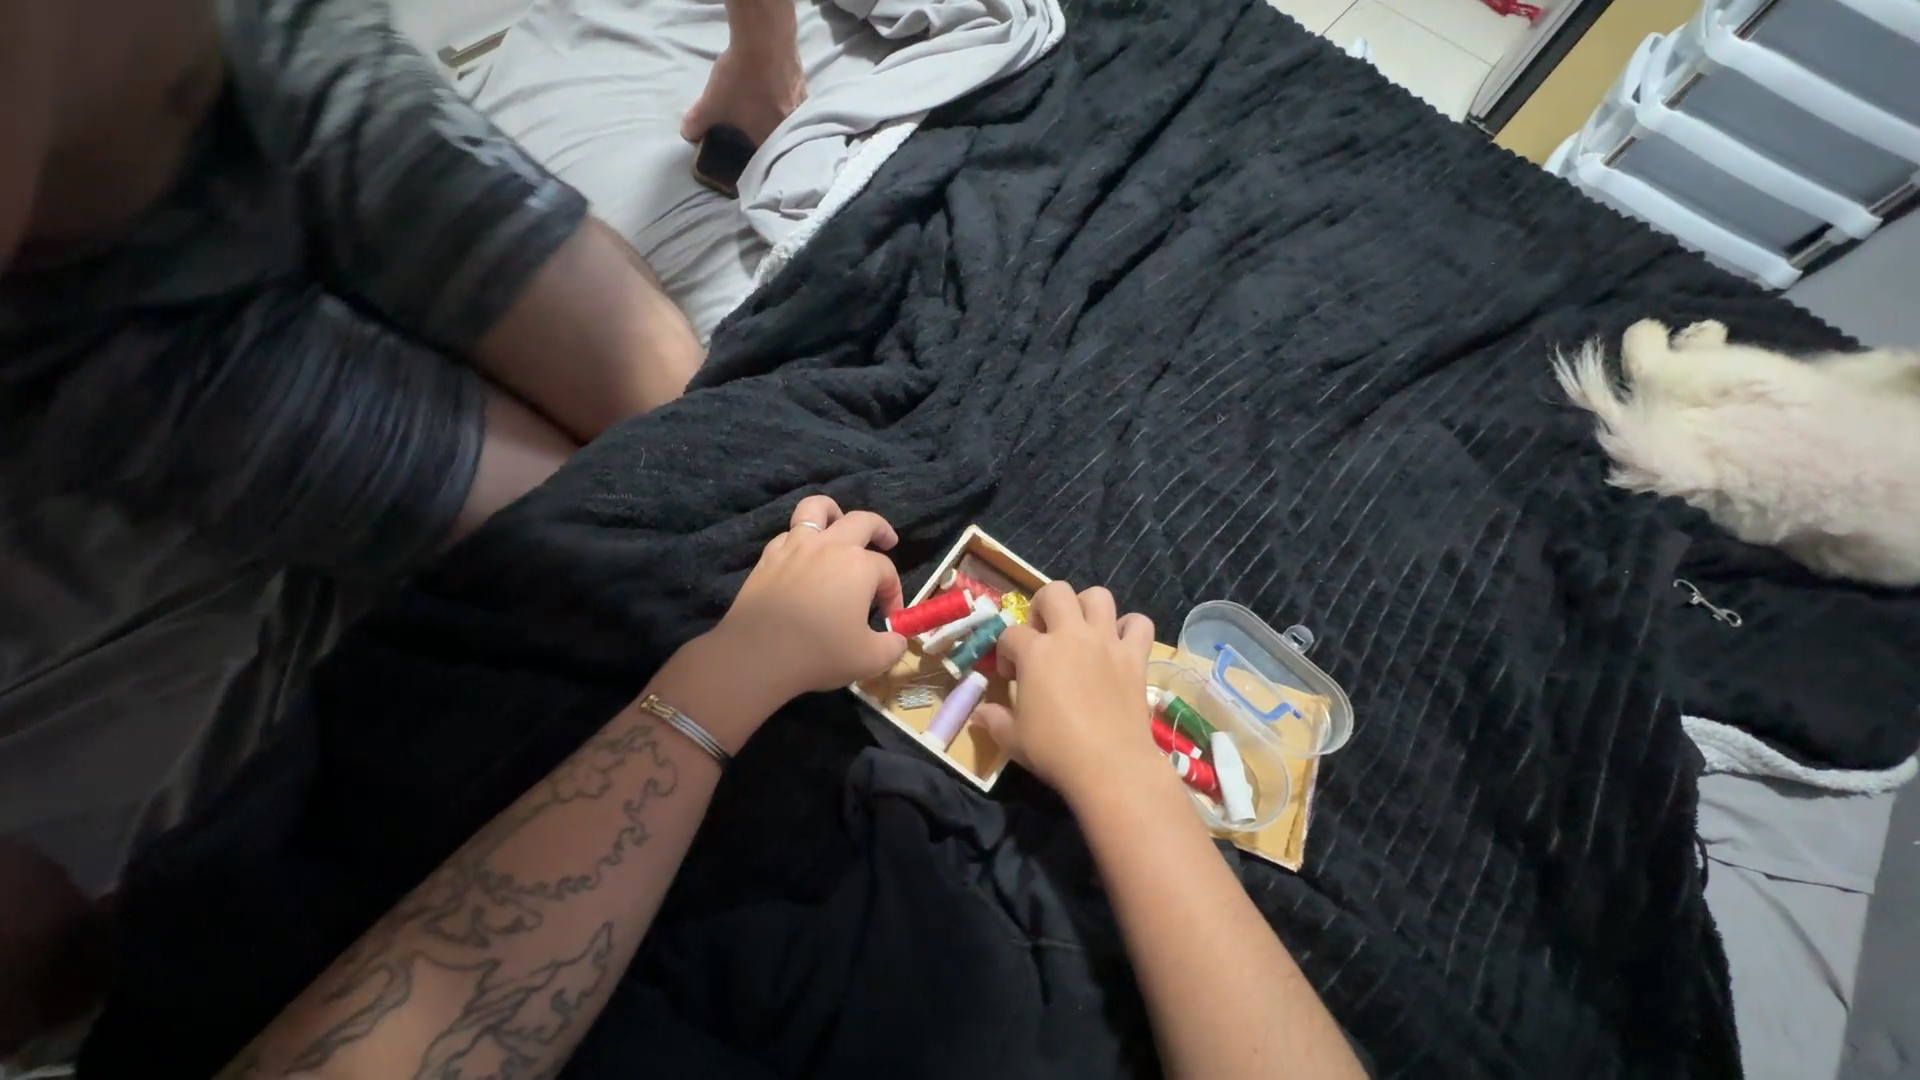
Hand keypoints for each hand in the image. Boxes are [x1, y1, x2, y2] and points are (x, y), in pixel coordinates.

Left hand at [681, 42, 807, 148]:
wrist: (765, 39)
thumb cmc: (741, 77)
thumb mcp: (711, 101)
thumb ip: (697, 121)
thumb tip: (688, 135)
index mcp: (769, 138)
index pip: (762, 157)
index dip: (752, 154)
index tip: (744, 147)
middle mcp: (789, 128)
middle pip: (777, 138)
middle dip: (764, 133)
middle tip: (752, 124)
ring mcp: (800, 107)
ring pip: (788, 119)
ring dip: (776, 114)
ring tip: (763, 105)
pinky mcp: (804, 86)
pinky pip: (794, 100)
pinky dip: (784, 97)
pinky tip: (774, 87)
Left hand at [710, 496, 907, 702]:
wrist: (757, 656)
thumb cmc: (819, 654)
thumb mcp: (870, 660)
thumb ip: (892, 646)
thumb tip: (897, 639)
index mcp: (859, 566)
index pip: (887, 571)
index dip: (894, 593)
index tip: (889, 618)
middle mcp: (830, 546)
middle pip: (862, 521)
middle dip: (881, 529)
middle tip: (888, 541)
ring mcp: (796, 547)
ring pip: (816, 509)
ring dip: (834, 512)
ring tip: (839, 523)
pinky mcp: (768, 557)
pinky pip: (788, 534)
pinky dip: (800, 538)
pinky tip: (803, 556)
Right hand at [971, 582, 1160, 804]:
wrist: (1111, 766)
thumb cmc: (1055, 751)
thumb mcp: (1012, 739)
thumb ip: (994, 719)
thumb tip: (978, 714)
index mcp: (1036, 652)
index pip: (1011, 634)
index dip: (1005, 651)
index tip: (1011, 676)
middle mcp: (1071, 636)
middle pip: (1055, 592)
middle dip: (1042, 606)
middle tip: (1042, 636)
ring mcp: (1107, 643)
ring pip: (1098, 596)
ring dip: (1086, 607)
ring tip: (1079, 631)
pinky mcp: (1135, 658)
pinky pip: (1139, 624)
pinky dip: (1130, 628)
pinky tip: (1119, 645)